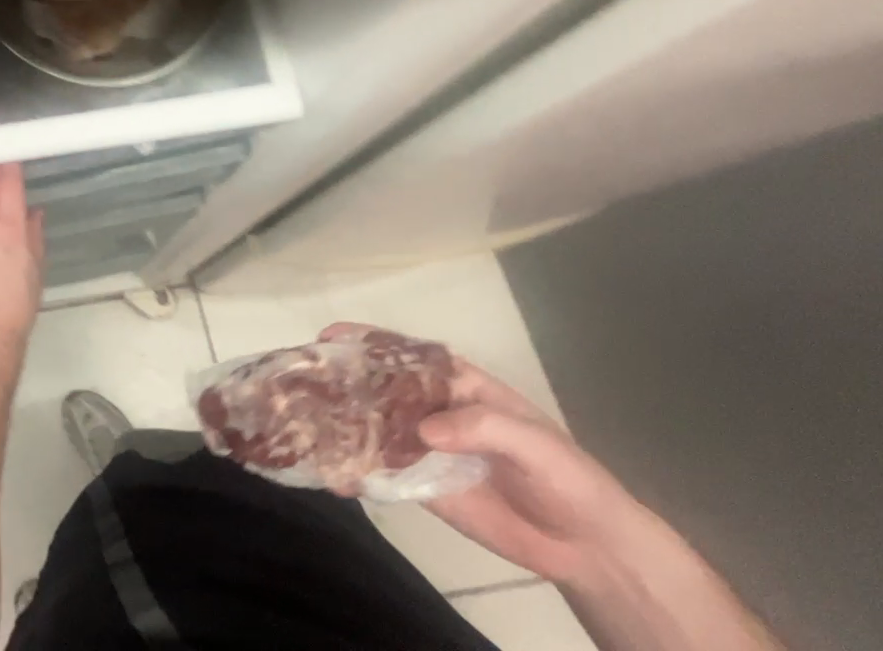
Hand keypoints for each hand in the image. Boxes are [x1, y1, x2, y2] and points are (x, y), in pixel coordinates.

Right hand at [320, 323, 645, 584]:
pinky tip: (328, 474)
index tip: (328, 338)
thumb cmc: (565, 477)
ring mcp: (419, 447)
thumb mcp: (534, 443)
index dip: (366, 342)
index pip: (405, 355)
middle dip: (338, 381)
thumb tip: (424, 429)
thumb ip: (482, 426)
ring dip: (335, 424)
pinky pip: (376, 472)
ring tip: (298, 423)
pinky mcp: (415, 484)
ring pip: (369, 427)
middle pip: (376, 387)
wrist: (583, 544)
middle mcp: (429, 409)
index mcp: (456, 384)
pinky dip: (349, 471)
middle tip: (298, 381)